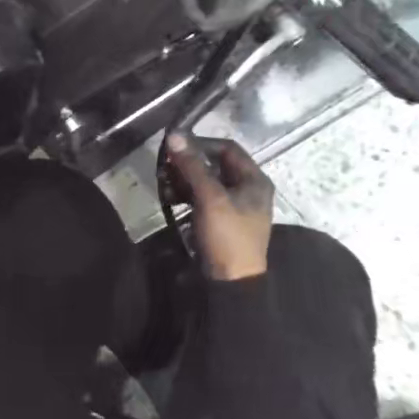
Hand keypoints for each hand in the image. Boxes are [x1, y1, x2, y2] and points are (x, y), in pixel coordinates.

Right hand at [165, 132, 274, 281]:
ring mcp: (234, 206)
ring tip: (163, 182)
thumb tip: (174, 135)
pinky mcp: (221, 220)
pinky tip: (168, 197)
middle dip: (188, 163)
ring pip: (206, 181)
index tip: (176, 147)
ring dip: (183, 179)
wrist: (231, 283)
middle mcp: (247, 189)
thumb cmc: (227, 236)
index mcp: (254, 180)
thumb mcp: (210, 198)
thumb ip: (192, 166)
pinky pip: (202, 198)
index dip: (201, 143)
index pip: (227, 148)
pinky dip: (185, 194)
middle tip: (165, 166)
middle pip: (215, 164)